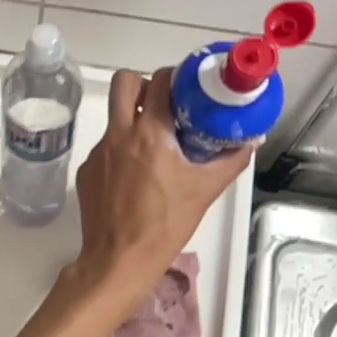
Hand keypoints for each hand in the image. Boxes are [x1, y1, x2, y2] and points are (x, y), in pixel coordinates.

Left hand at [71, 67, 253, 297]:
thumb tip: (250, 140)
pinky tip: (134, 178)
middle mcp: (118, 135)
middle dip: (143, 84)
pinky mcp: (86, 172)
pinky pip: (104, 149)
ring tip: (153, 148)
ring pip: (113, 119)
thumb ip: (230, 160)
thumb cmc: (164, 224)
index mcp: (149, 133)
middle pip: (122, 83)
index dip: (176, 77)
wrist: (118, 259)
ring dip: (132, 121)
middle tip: (162, 105)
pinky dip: (120, 153)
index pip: (160, 81)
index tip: (188, 88)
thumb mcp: (205, 190)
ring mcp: (97, 153)